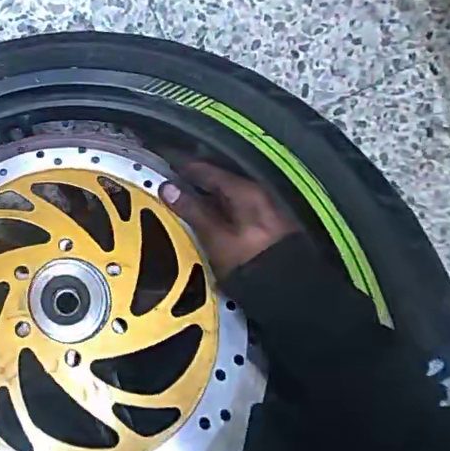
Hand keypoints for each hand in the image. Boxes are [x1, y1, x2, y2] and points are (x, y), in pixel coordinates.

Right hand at [160, 161, 299, 279]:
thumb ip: (191, 210)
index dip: (181, 164)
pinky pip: (234, 201)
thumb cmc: (250, 263)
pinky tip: (205, 211)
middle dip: (192, 176)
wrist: (287, 288)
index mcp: (244, 189)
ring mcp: (262, 204)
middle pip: (217, 175)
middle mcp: (256, 189)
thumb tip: (167, 188)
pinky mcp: (265, 219)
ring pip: (225, 188)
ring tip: (182, 194)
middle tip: (168, 177)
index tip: (161, 162)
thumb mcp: (215, 238)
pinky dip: (217, 202)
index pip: (205, 168)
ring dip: (204, 190)